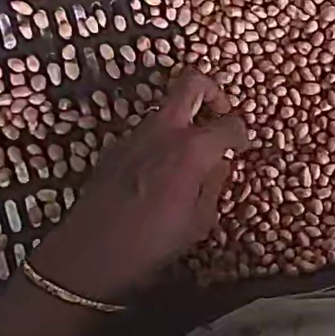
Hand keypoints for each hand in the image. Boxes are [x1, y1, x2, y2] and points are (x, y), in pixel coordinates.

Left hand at [27, 70, 249, 299]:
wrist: (92, 251)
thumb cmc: (154, 241)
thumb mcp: (200, 220)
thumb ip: (215, 184)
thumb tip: (220, 164)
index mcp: (192, 149)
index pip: (230, 124)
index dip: (242, 134)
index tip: (242, 146)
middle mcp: (164, 131)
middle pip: (192, 84)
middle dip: (213, 93)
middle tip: (221, 115)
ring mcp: (136, 135)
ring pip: (168, 108)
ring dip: (186, 120)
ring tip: (193, 153)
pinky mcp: (116, 147)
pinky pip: (149, 132)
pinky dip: (164, 140)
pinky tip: (164, 172)